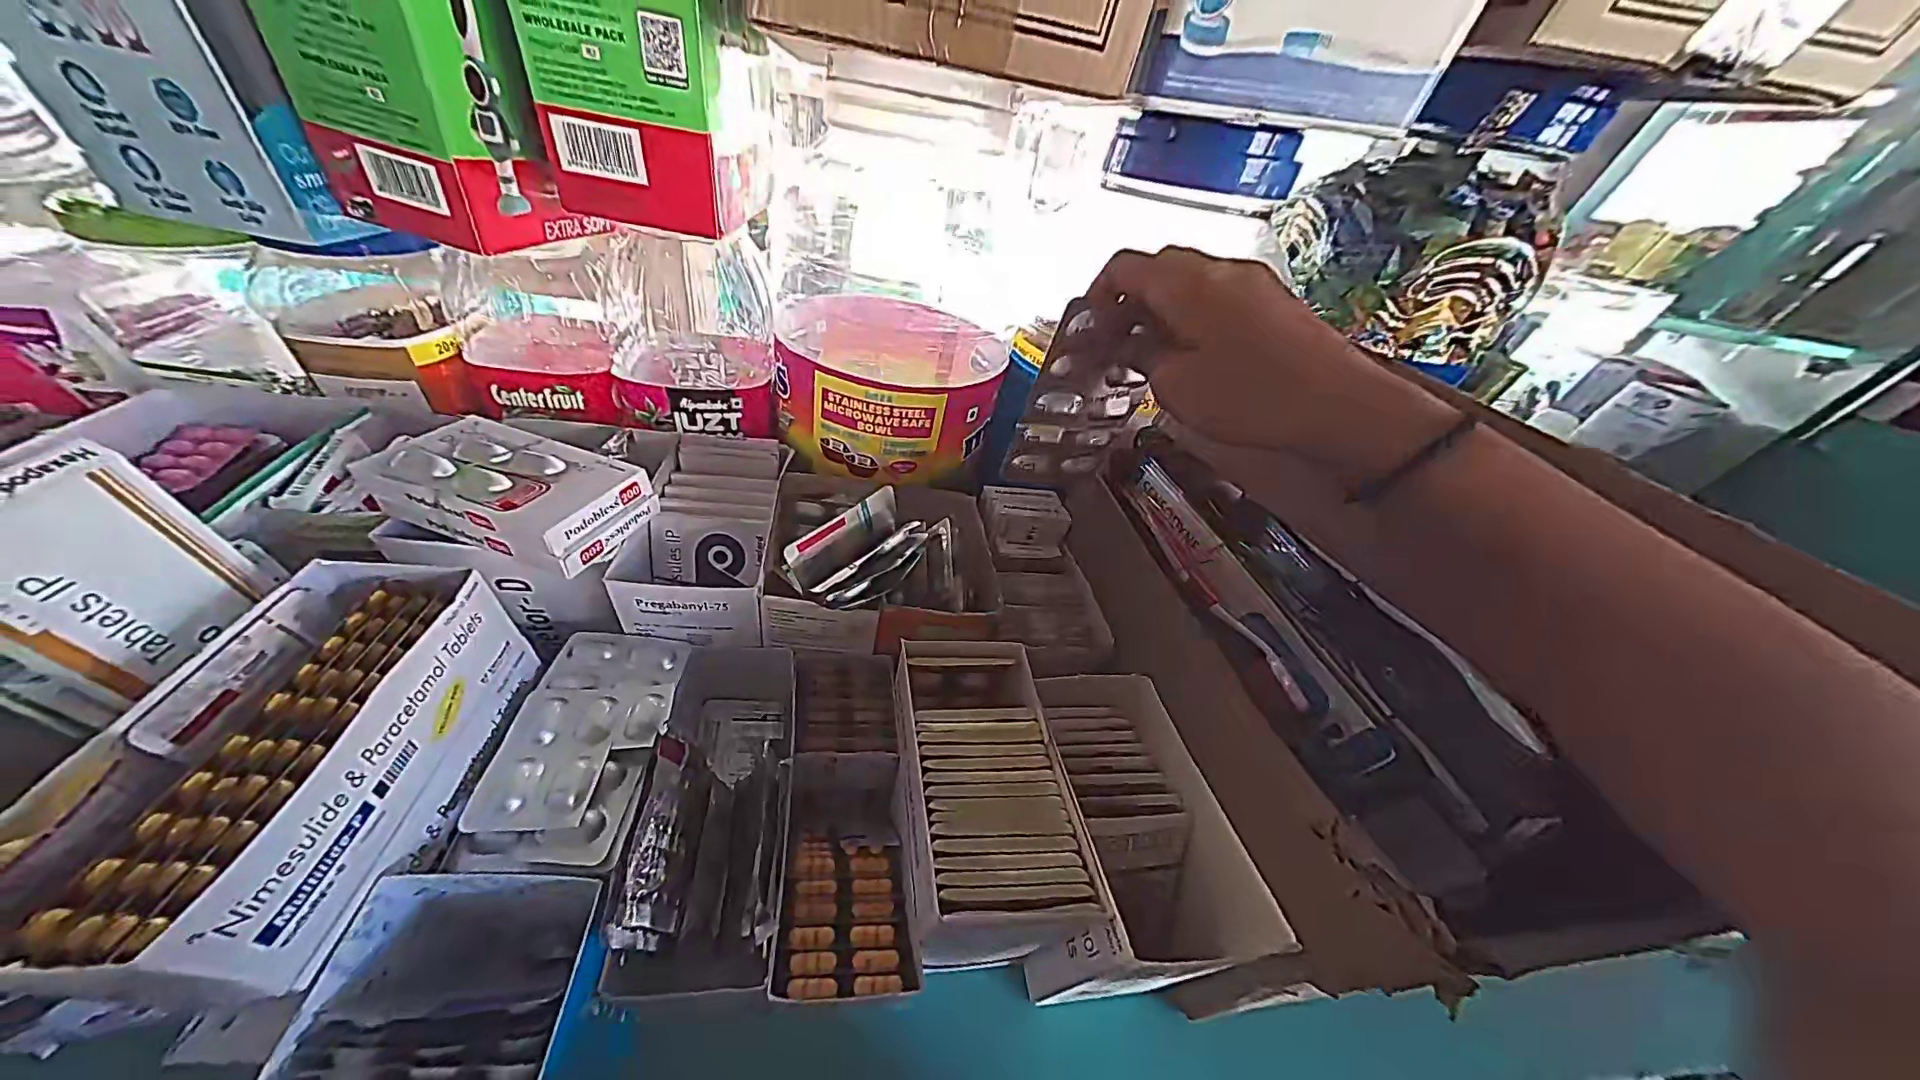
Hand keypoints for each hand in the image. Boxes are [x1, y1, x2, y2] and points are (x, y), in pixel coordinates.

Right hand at [1087, 247, 1458, 485]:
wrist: (1336, 405)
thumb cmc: (1255, 397)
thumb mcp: (1176, 386)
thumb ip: (1143, 358)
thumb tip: (1133, 347)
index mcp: (1187, 284)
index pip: (1125, 266)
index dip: (1098, 293)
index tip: (1089, 322)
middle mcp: (1220, 271)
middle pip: (1158, 269)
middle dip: (1129, 302)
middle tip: (1113, 340)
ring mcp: (1251, 284)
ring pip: (1189, 283)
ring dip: (1161, 310)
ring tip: (1149, 353)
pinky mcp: (1271, 303)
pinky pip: (1217, 297)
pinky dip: (1192, 317)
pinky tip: (1189, 355)